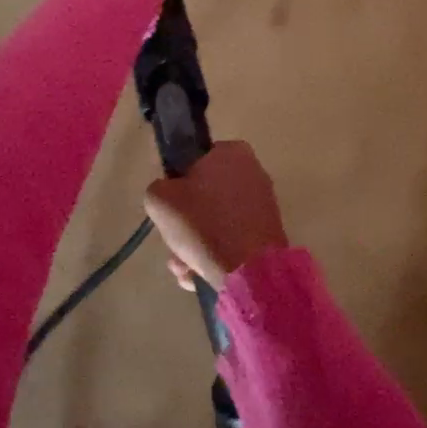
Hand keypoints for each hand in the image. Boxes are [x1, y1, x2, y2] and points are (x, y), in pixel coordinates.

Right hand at [144, 140, 290, 289]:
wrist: (248, 271)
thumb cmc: (203, 224)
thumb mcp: (160, 199)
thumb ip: (159, 189)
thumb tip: (168, 195)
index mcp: (232, 152)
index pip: (195, 161)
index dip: (178, 184)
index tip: (170, 206)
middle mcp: (253, 172)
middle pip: (205, 196)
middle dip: (186, 223)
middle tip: (174, 243)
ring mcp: (263, 204)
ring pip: (216, 222)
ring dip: (195, 245)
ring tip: (184, 269)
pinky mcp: (267, 233)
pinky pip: (232, 240)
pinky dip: (215, 256)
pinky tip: (199, 276)